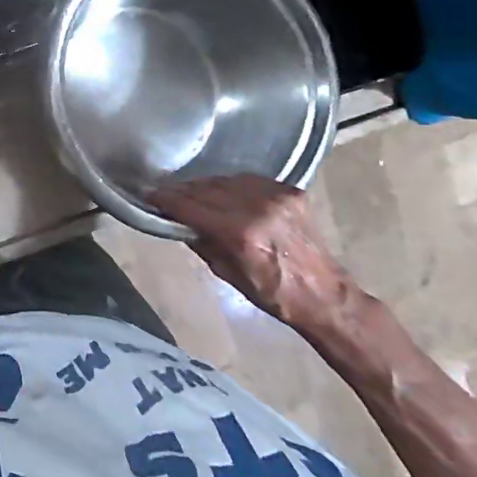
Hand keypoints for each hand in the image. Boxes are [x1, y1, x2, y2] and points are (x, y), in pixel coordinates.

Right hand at [149, 174, 356, 329]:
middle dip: (184, 190)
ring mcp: (276, 197)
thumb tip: (178, 222)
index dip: (168, 199)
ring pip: (227, 180)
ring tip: (192, 191)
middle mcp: (258, 208)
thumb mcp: (228, 274)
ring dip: (206, 185)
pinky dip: (232, 185)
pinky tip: (223, 191)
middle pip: (208, 189)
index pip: (193, 207)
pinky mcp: (290, 191)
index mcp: (241, 233)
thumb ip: (202, 243)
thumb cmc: (273, 294)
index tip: (151, 195)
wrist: (325, 295)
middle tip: (166, 192)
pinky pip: (249, 180)